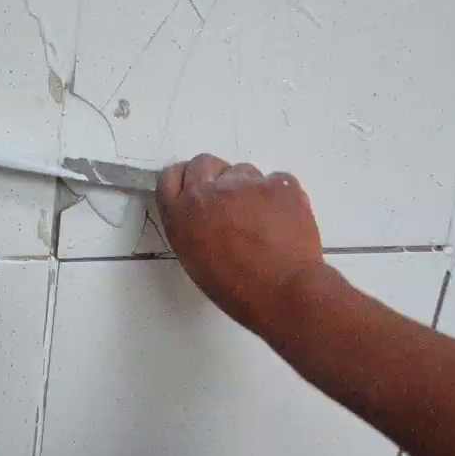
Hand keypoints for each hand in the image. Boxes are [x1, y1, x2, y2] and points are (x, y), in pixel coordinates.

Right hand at [156, 154, 328, 340]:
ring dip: (247, 186)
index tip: (196, 188)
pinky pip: (276, 180)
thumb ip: (190, 226)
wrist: (282, 292)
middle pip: (203, 163)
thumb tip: (204, 213)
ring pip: (242, 170)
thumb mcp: (194, 258)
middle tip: (229, 201)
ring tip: (262, 218)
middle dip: (214, 176)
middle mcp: (207, 191)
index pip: (170, 177)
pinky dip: (279, 195)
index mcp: (180, 214)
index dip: (185, 180)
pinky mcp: (279, 184)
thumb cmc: (235, 287)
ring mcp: (245, 183)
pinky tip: (284, 219)